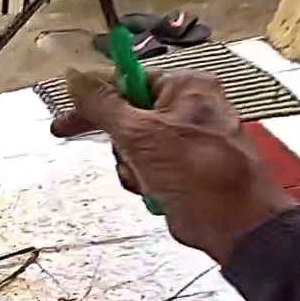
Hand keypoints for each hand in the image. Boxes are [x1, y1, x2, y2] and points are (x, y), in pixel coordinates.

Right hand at [50, 68, 292, 261]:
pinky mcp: (180, 168)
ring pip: (130, 144)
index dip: (94, 94)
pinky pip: (142, 165)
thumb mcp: (138, 132)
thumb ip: (102, 104)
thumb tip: (76, 78)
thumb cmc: (200, 172)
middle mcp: (188, 109)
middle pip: (126, 112)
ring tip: (144, 173)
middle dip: (113, 136)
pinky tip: (152, 187)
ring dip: (128, 162)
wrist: (232, 222)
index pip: (127, 80)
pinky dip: (140, 178)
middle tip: (67, 130)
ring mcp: (184, 140)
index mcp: (186, 88)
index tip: (68, 104)